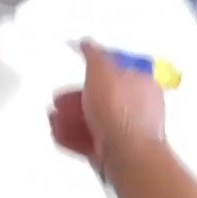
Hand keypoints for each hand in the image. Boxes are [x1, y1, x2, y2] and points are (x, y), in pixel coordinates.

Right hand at [49, 40, 166, 169]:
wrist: (127, 155)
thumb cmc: (121, 113)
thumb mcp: (101, 71)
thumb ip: (93, 54)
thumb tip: (87, 42)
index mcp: (142, 83)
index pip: (118, 68)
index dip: (96, 66)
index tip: (80, 65)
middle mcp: (139, 107)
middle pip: (103, 96)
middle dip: (77, 96)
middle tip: (60, 96)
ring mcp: (128, 131)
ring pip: (94, 119)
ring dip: (71, 116)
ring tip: (53, 115)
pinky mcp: (116, 151)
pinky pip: (91, 139)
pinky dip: (73, 135)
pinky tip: (58, 132)